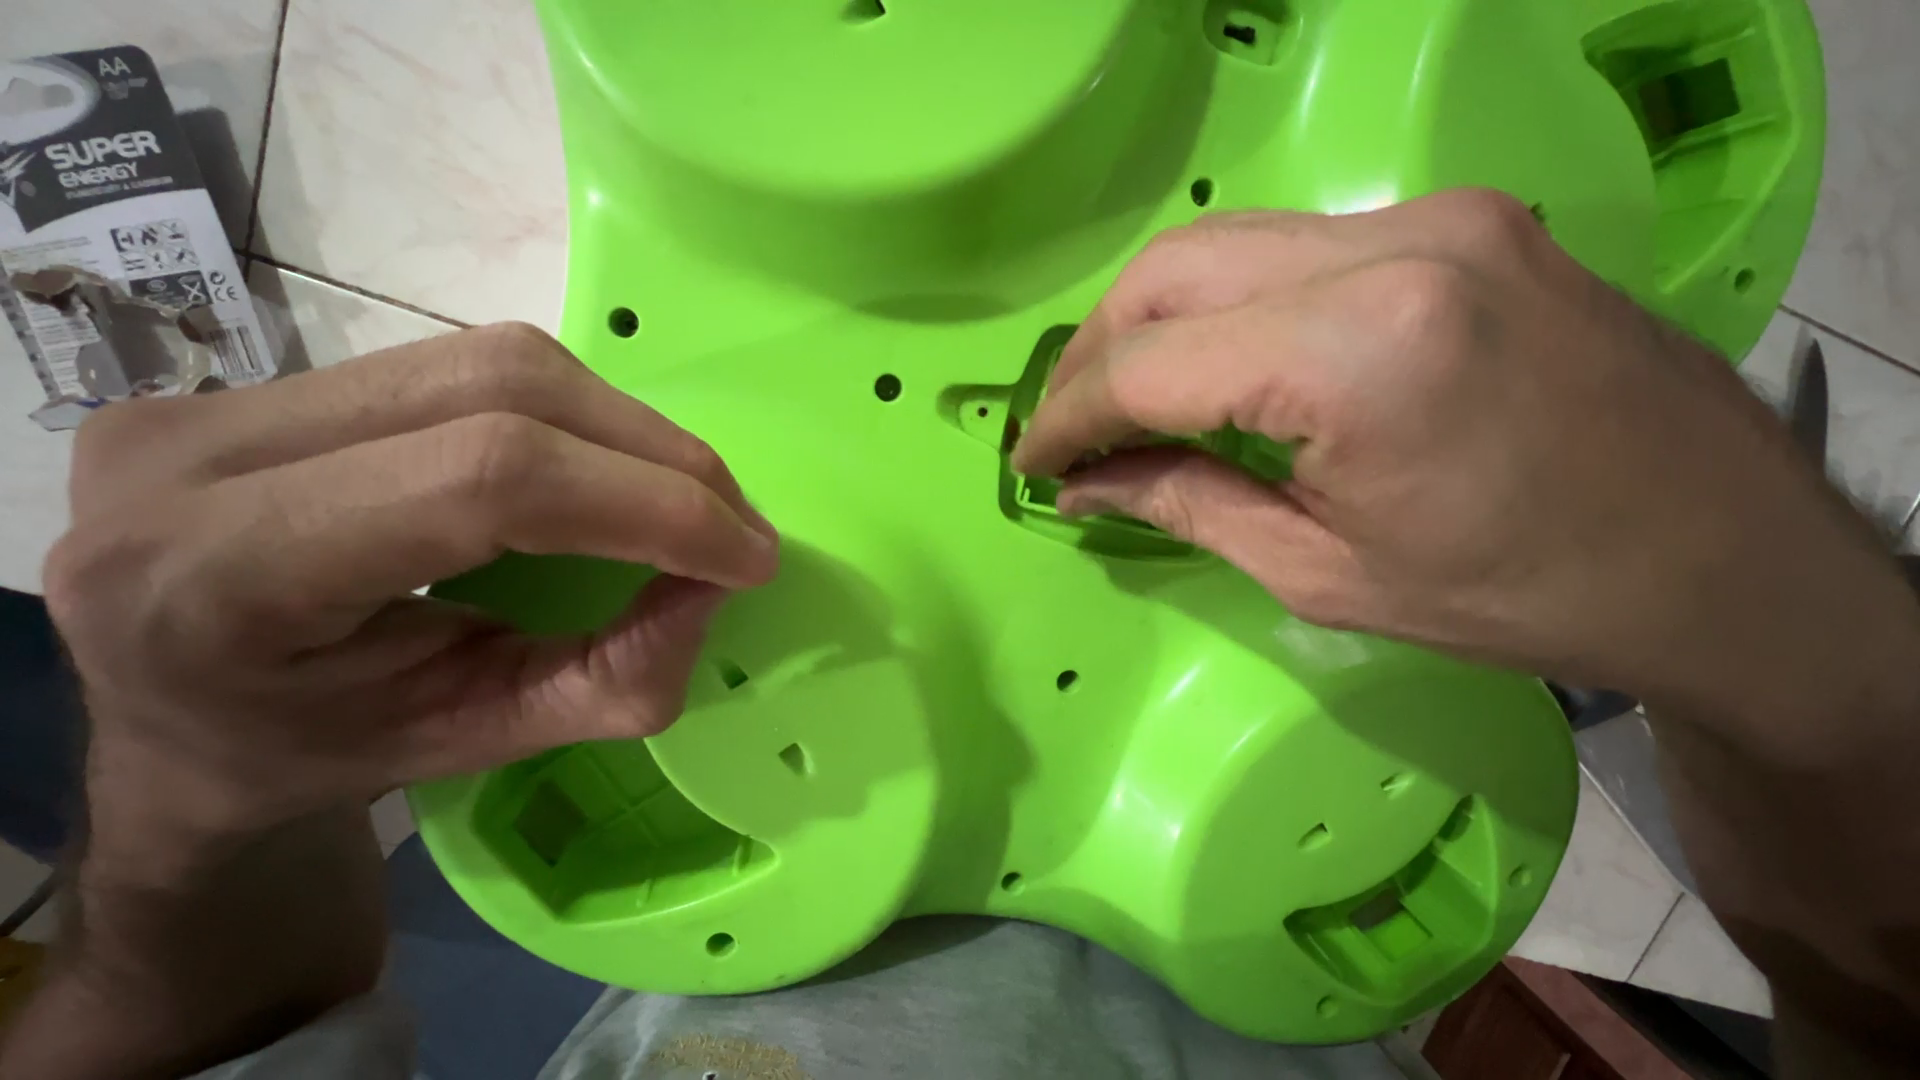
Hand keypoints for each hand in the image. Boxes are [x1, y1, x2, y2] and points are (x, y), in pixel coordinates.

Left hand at [44, 322, 777, 861]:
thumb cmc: (311, 759)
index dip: (649, 505)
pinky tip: (614, 472)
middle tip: (737, 527)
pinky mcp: (274, 376)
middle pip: (504, 391)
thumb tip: (715, 587)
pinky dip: (582, 418)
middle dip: (658, 458)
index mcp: (223, 572)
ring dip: (630, 430)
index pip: (488, 480)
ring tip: (689, 502)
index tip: (747, 558)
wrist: (171, 722)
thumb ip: (606, 681)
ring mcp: (228, 391)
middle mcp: (204, 447)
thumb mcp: (467, 745)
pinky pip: (474, 367)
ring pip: (498, 361)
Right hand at [1013, 189, 1906, 715]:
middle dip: (1094, 353)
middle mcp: (1390, 247)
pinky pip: (1291, 246)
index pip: (1150, 363)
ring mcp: (1433, 216)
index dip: (1069, 416)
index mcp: (1357, 352)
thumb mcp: (1321, 571)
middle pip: (1170, 271)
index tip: (1031, 463)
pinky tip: (1211, 361)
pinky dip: (1224, 301)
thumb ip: (1183, 505)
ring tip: (1122, 398)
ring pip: (1222, 242)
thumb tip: (1082, 485)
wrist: (1722, 555)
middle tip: (1068, 429)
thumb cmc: (1517, 594)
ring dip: (1151, 319)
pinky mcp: (1460, 218)